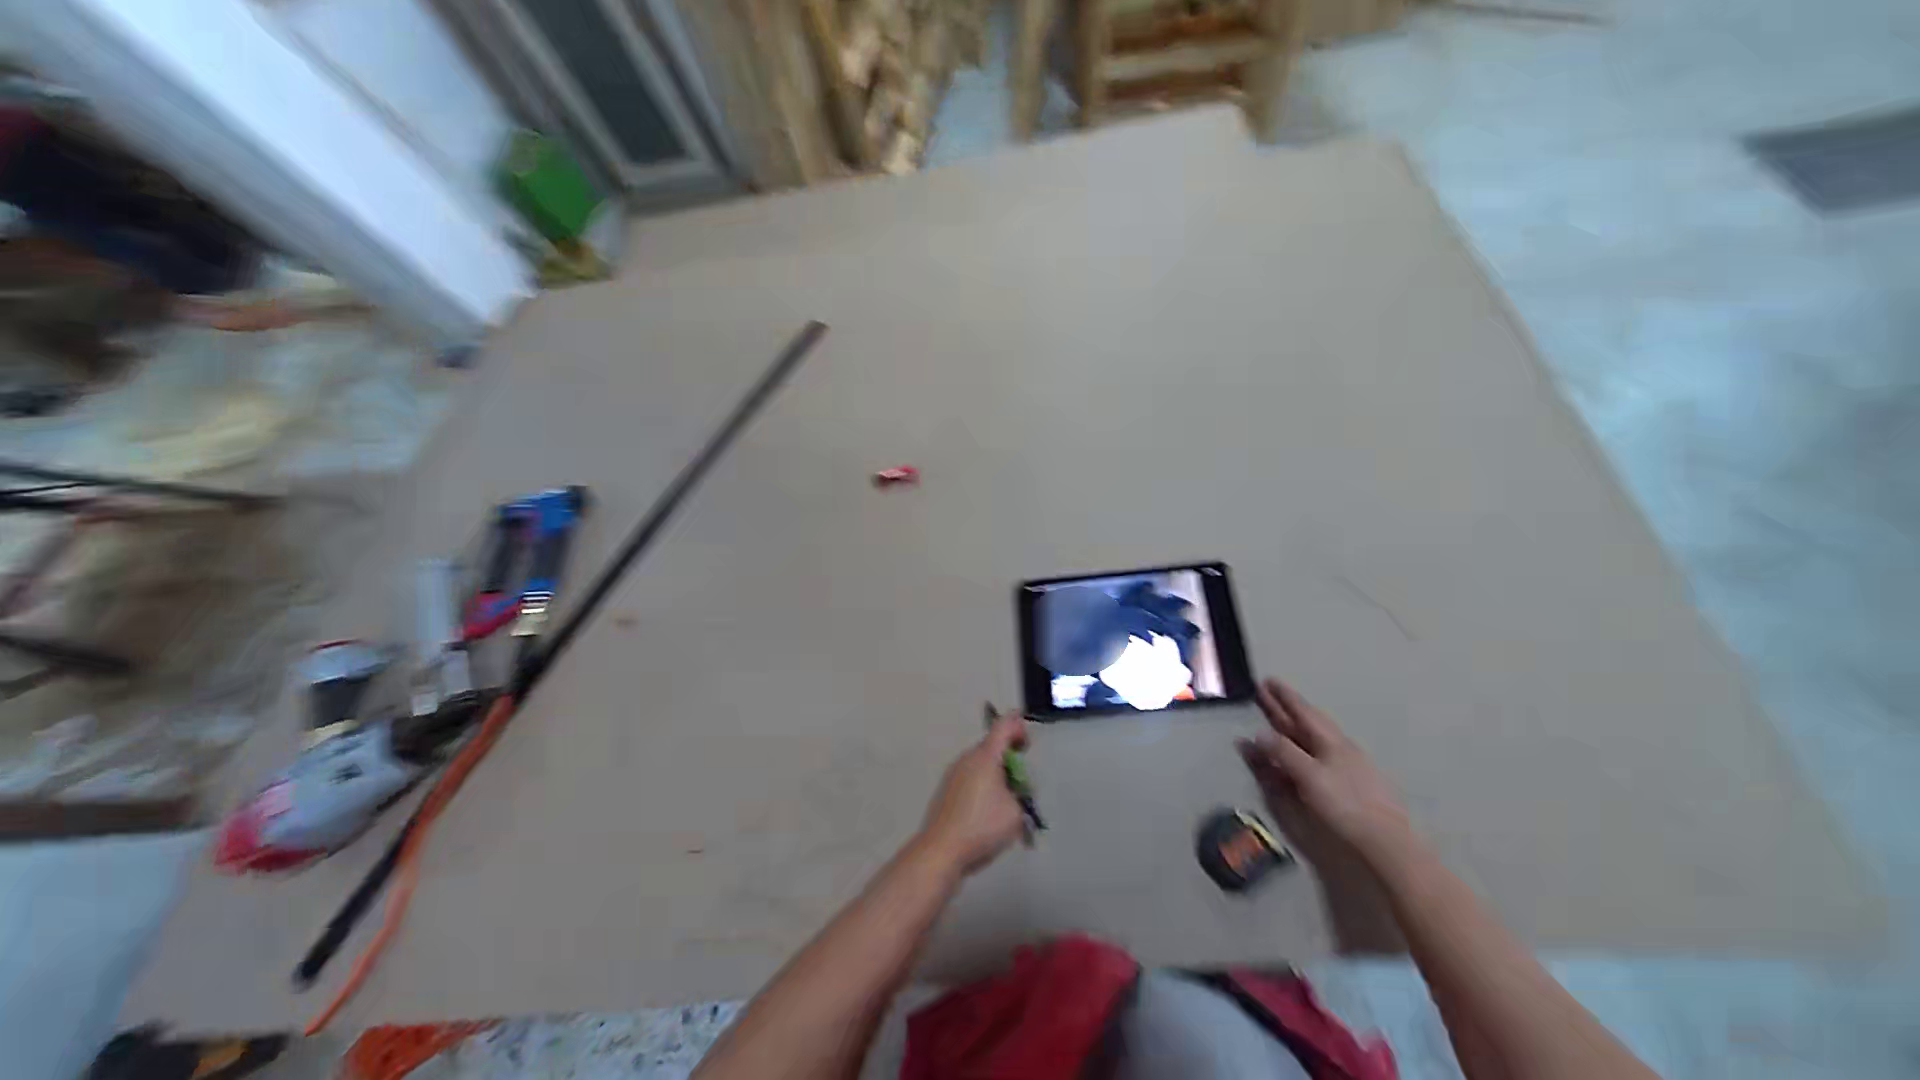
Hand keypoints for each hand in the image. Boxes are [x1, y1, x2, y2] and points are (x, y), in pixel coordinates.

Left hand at [918, 711, 1029, 876]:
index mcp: (985, 756)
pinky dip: (983, 787)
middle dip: (1009, 758)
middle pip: (991, 746)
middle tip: (1021, 782)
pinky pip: (970, 779)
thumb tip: (1013, 788)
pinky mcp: (946, 790)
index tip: (1028, 744)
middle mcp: (967, 759)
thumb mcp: (1016, 811)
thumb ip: (1021, 792)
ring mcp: (953, 774)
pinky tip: (989, 813)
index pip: (1003, 726)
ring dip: (995, 775)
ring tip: (1007, 802)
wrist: (941, 850)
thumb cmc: (982, 826)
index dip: (1018, 727)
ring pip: (980, 764)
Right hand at [1237, 678, 1411, 864]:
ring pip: (1308, 741)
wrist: (1385, 842)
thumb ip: (1283, 753)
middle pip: (1304, 724)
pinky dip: (1295, 751)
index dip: (1284, 697)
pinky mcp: (1341, 786)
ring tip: (1273, 720)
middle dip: (1283, 709)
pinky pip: (1311, 758)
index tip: (1267, 681)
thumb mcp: (1309, 775)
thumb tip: (1258, 734)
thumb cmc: (1346, 804)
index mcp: (1330, 741)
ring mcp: (1341, 767)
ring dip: (1288, 729)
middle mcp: (1336, 749)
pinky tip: (1290, 756)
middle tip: (1263, 694)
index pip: (1302, 712)